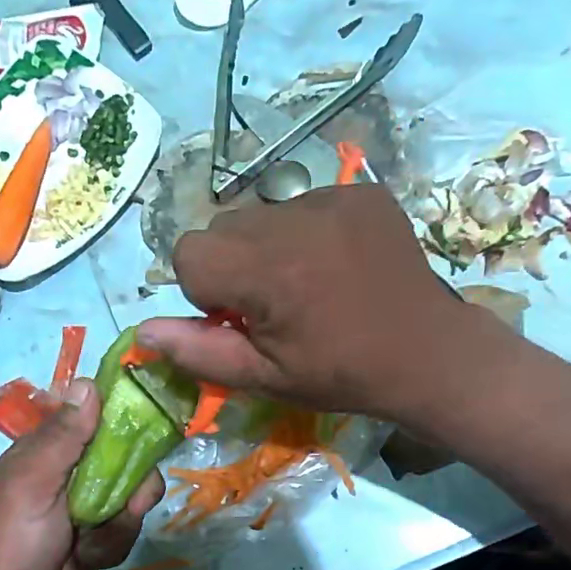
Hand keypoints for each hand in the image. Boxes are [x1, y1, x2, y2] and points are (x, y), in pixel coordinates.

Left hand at [0, 379, 164, 569]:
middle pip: (133, 457)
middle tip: (124, 505)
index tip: (148, 433)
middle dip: (131, 488)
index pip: (101, 414)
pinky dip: (114, 544)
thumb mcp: (32, 482)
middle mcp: (79, 466)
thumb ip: (64, 437)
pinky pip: (133, 526)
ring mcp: (96, 499)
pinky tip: (88, 555)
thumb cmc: (12, 536)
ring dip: (118, 525)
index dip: (128, 420)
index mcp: (54, 445)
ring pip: (139, 495)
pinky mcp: (108, 528)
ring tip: (88, 542)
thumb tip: (88, 382)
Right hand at [137, 183, 476, 416]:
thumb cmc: (343, 375)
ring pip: (263, 213)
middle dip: (236, 266)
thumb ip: (201, 353)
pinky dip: (310, 232)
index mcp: (267, 271)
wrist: (427, 354)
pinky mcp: (362, 193)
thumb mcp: (267, 377)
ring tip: (312, 284)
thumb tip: (143, 332)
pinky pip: (307, 202)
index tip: (245, 319)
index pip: (189, 254)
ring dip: (271, 247)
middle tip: (279, 305)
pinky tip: (339, 264)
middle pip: (224, 228)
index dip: (207, 293)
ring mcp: (333, 198)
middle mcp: (294, 220)